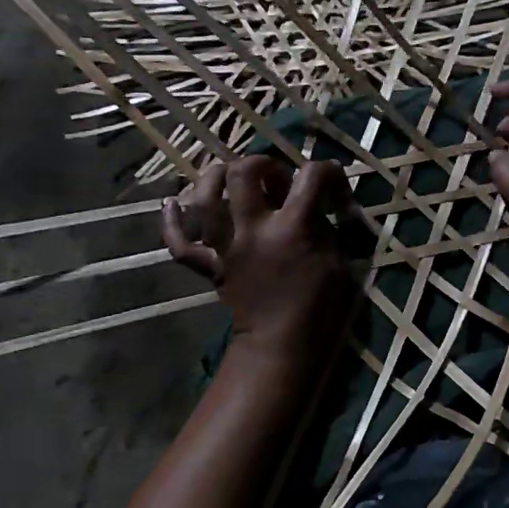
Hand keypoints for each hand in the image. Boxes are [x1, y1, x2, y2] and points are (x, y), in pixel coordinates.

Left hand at [161, 156, 358, 363]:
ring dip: (215, 178)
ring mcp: (227, 246)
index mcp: (293, 228)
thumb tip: (315, 203)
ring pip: (205, 198)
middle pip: (243, 173)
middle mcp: (254, 229)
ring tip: (228, 175)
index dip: (327, 170)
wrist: (283, 344)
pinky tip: (171, 203)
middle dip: (261, 163)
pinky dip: (172, 222)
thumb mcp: (337, 260)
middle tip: (275, 177)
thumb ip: (323, 226)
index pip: (311, 177)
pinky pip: (180, 244)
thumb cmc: (321, 305)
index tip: (332, 179)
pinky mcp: (211, 265)